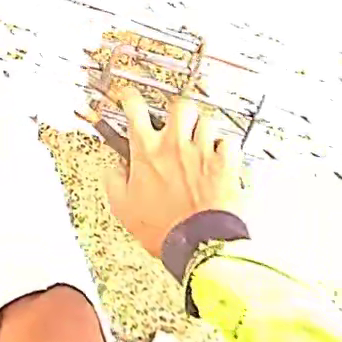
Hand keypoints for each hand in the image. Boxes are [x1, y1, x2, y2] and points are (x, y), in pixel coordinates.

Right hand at [103, 88, 242, 258]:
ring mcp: (201, 151)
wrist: (198, 246)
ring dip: (203, 130)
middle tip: (178, 123)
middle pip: (179, 105)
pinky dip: (226, 147)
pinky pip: (229, 142)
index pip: (134, 108)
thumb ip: (114, 182)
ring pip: (206, 120)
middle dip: (179, 111)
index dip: (130, 96)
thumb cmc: (163, 230)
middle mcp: (174, 144)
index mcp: (147, 150)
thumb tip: (113, 169)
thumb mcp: (124, 208)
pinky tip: (221, 156)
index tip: (130, 96)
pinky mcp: (224, 163)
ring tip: (201, 142)